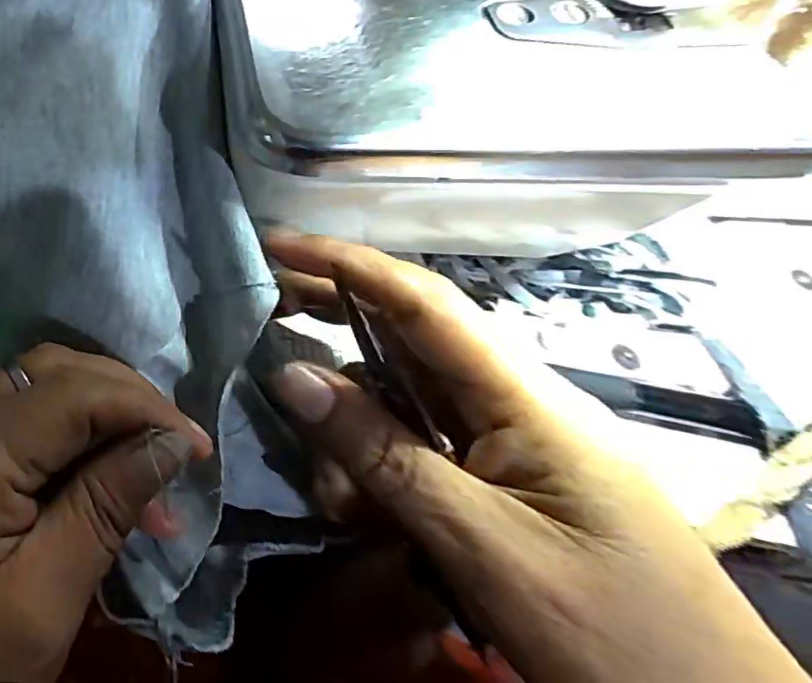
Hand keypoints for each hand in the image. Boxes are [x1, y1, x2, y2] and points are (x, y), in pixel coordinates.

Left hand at [0, 343, 211, 682]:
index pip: (69, 391)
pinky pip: (18, 415)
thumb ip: (104, 506)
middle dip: (122, 397)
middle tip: (178, 454)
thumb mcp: (47, 593)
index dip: (141, 405)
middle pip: (50, 371)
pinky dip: (69, 432)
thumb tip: (170, 443)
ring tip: (153, 478)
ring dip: (99, 413)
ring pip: (36, 384)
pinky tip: (106, 477)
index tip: (201, 448)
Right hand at [264, 232, 807, 682]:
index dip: (346, 263)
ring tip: (329, 486)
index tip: (273, 241)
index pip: (427, 306)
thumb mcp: (484, 547)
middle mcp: (519, 405)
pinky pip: (413, 437)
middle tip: (261, 302)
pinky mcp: (499, 475)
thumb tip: (288, 373)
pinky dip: (369, 457)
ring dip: (347, 420)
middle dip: (332, 310)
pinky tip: (354, 505)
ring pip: (400, 391)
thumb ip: (381, 453)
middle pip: (408, 332)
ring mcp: (511, 440)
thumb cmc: (617, 637)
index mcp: (533, 404)